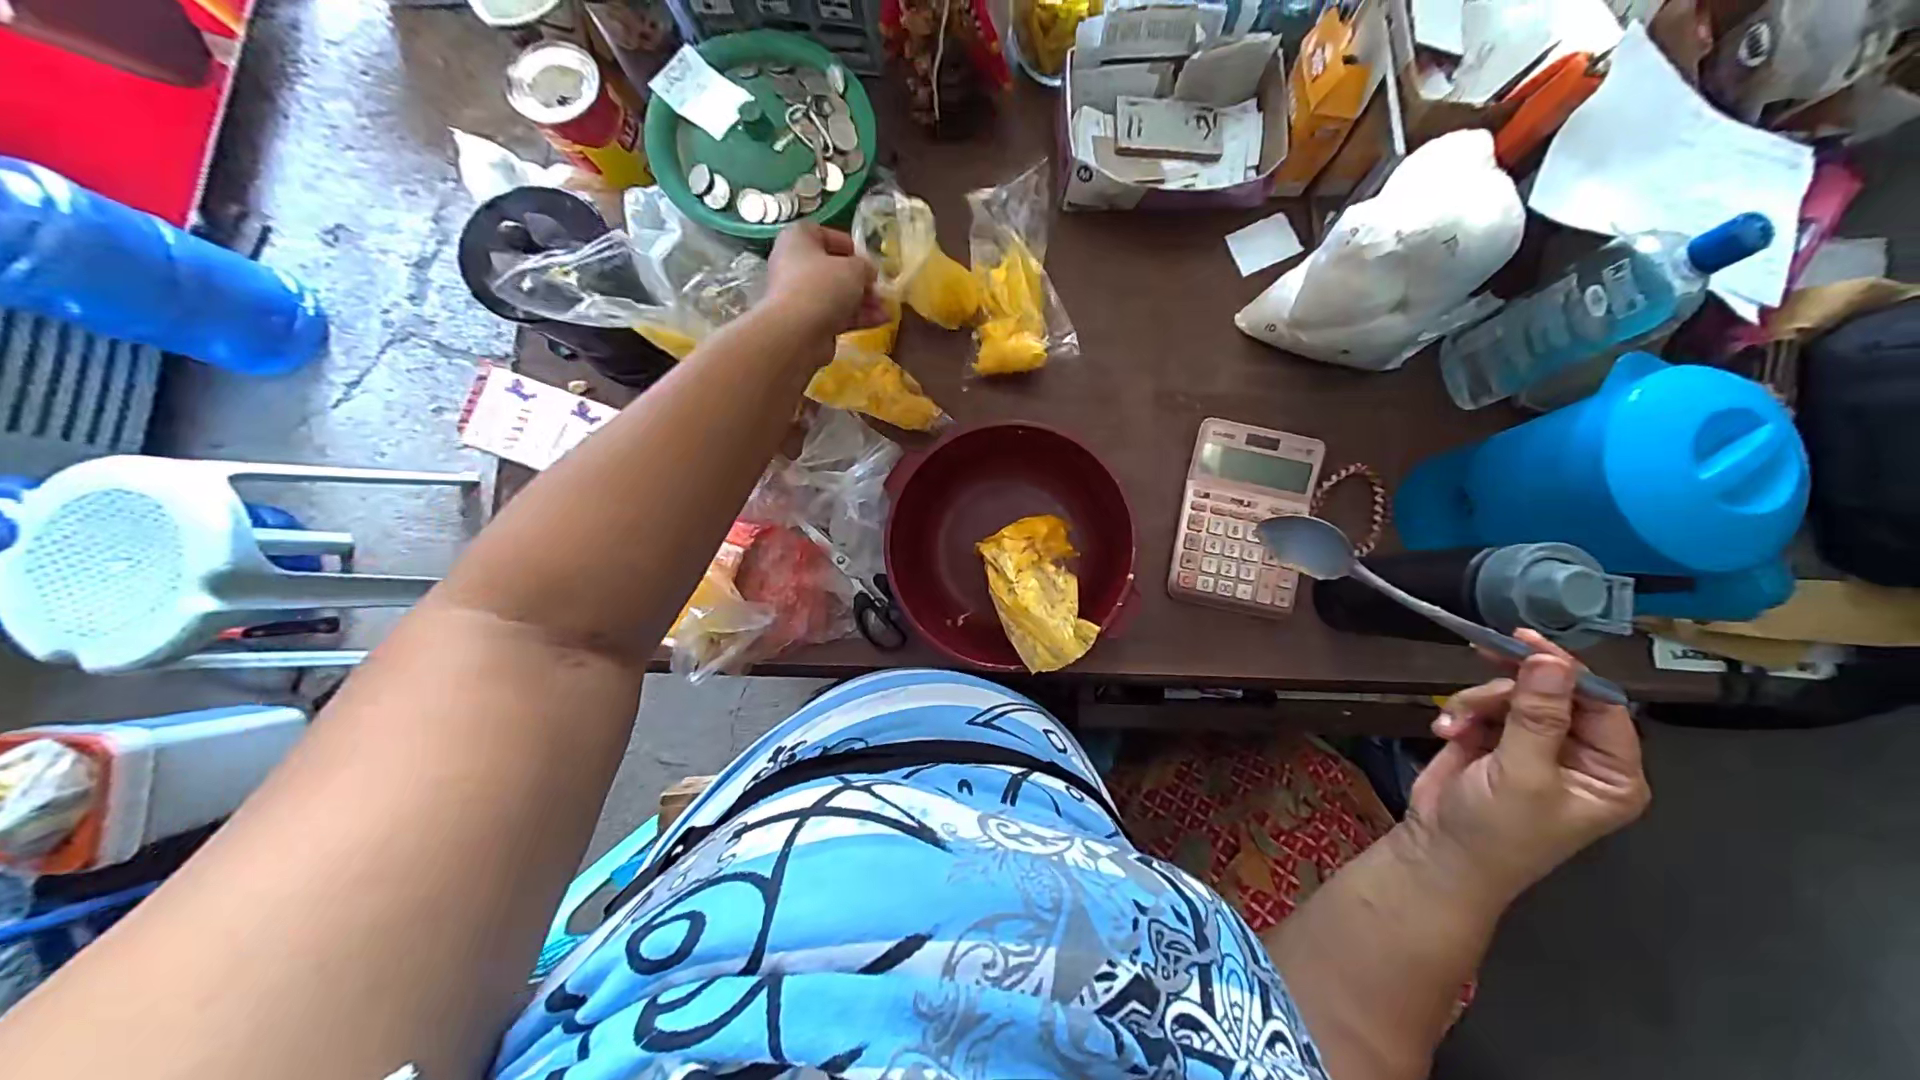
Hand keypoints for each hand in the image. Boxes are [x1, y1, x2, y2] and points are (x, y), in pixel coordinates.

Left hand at [764, 223, 887, 336]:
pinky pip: (835, 315)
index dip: (848, 245)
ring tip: (886, 309)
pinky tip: (880, 321)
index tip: (867, 259)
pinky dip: (856, 317)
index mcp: (798, 240)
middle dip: (860, 281)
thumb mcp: (854, 268)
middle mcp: (794, 265)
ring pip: (836, 295)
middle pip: (832, 269)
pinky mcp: (807, 322)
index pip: (823, 234)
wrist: (798, 333)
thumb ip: (865, 266)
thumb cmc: (824, 286)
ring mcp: (799, 296)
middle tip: (880, 289)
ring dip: (863, 301)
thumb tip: (868, 272)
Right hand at [1404, 630, 1650, 905]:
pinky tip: (1445, 731)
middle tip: (1482, 651)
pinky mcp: (1490, 742)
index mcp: (1609, 772)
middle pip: (1550, 693)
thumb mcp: (1521, 774)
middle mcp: (1576, 755)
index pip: (1601, 705)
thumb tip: (1551, 660)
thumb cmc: (1495, 828)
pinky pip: (1480, 707)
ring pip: (1509, 695)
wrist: (1437, 853)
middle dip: (1510, 685)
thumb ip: (1537, 716)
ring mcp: (1530, 747)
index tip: (1526, 641)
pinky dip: (1459, 713)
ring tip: (1453, 726)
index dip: (1566, 670)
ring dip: (1476, 702)